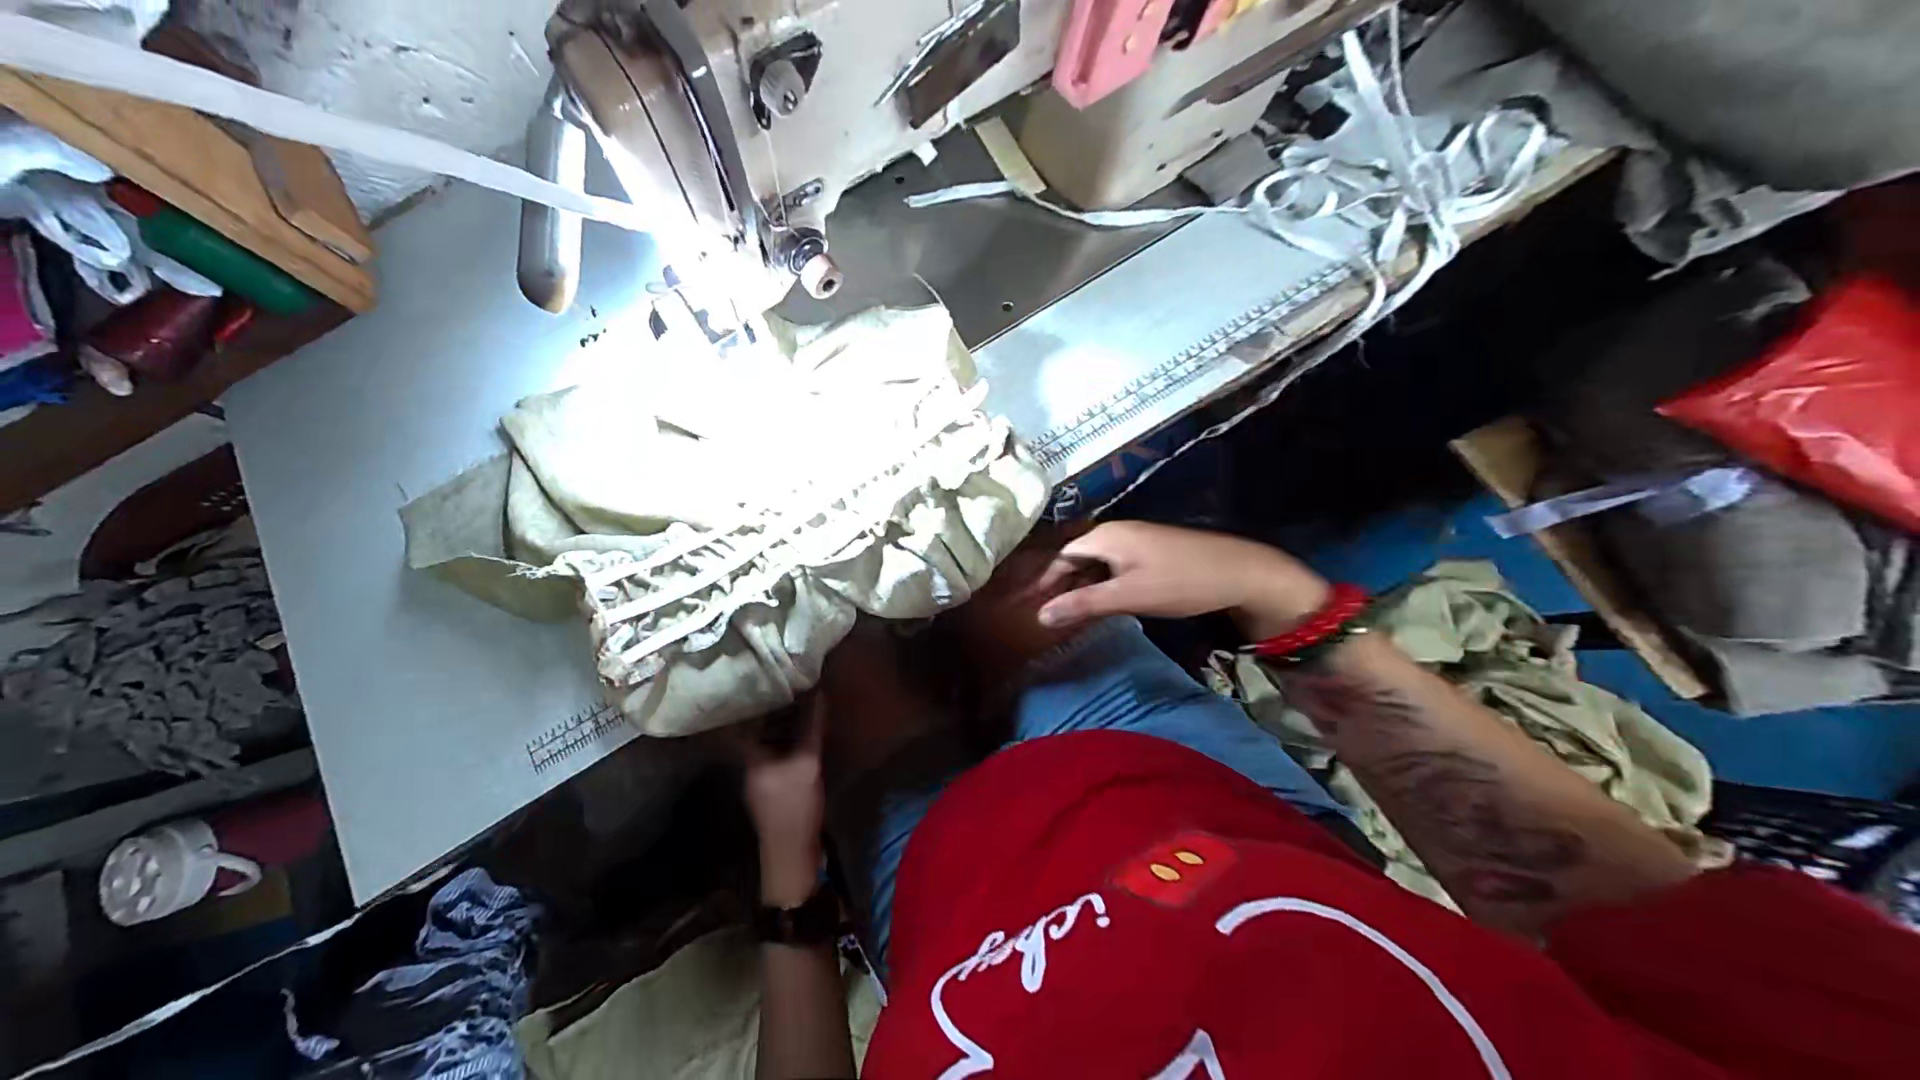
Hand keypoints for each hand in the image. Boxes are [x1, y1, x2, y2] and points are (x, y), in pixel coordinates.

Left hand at [734, 695, 827, 907]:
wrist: (792, 858)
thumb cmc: (795, 809)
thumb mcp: (808, 765)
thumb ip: (811, 729)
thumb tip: (817, 693)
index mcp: (750, 759)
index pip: (738, 724)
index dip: (743, 702)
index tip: (751, 680)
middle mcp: (748, 767)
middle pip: (751, 732)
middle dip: (764, 711)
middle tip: (779, 685)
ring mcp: (759, 781)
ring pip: (763, 744)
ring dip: (775, 726)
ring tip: (791, 701)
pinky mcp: (771, 790)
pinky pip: (774, 755)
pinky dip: (782, 741)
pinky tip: (798, 733)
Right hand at [1034, 521, 1330, 638]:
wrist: (1243, 572)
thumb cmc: (1182, 581)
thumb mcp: (1128, 595)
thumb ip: (1084, 604)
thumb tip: (1040, 616)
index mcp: (1105, 536)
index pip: (1060, 556)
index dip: (1042, 581)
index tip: (1026, 605)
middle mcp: (1116, 532)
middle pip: (1076, 557)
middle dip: (1059, 584)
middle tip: (1044, 612)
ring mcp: (1136, 540)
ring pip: (1095, 563)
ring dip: (1080, 586)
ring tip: (1068, 613)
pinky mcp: (1151, 552)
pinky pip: (1113, 566)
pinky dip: (1100, 584)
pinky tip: (1101, 603)